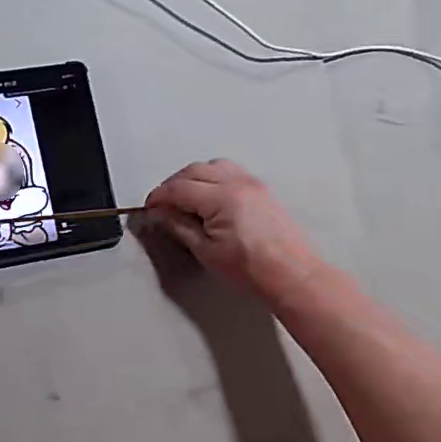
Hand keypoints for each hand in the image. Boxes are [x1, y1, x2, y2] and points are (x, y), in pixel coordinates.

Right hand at [144, 159, 319, 293]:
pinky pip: (231, 172)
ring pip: (213, 166)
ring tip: (183, 199)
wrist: (291, 275)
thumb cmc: (252, 269)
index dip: (158, 197)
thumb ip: (179, 226)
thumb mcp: (205, 251)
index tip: (149, 207)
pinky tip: (207, 197)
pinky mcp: (262, 191)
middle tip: (162, 204)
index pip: (178, 187)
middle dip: (173, 184)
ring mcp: (253, 185)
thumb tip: (161, 214)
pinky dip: (213, 178)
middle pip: (194, 170)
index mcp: (222, 197)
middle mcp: (238, 184)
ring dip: (193, 177)